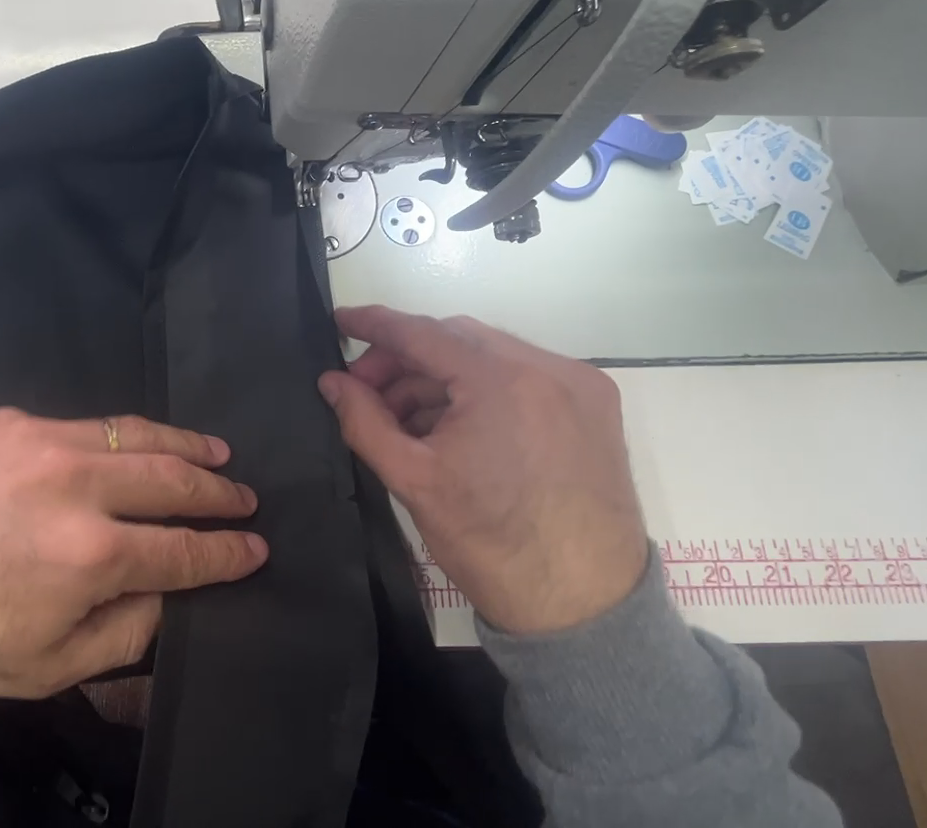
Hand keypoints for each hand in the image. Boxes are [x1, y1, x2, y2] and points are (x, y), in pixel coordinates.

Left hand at [0, 408, 267, 696]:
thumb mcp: (47, 666)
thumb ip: (125, 628)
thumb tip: (168, 591)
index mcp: (91, 554)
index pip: (184, 548)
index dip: (227, 552)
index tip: (256, 548)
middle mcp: (77, 484)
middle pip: (172, 478)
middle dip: (219, 491)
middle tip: (245, 498)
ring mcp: (42, 440)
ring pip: (135, 433)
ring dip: (184, 444)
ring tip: (216, 452)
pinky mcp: (11, 419)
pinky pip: (86, 424)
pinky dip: (125, 435)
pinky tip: (138, 443)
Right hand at [318, 306, 646, 634]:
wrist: (581, 606)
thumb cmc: (489, 542)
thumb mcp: (412, 479)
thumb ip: (363, 420)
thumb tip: (331, 382)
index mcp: (505, 381)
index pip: (424, 333)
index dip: (374, 324)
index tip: (339, 320)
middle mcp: (551, 369)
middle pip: (457, 338)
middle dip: (404, 358)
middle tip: (364, 390)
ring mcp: (580, 386)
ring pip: (490, 356)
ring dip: (440, 377)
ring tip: (404, 419)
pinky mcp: (595, 409)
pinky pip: (522, 378)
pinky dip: (479, 391)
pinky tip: (450, 426)